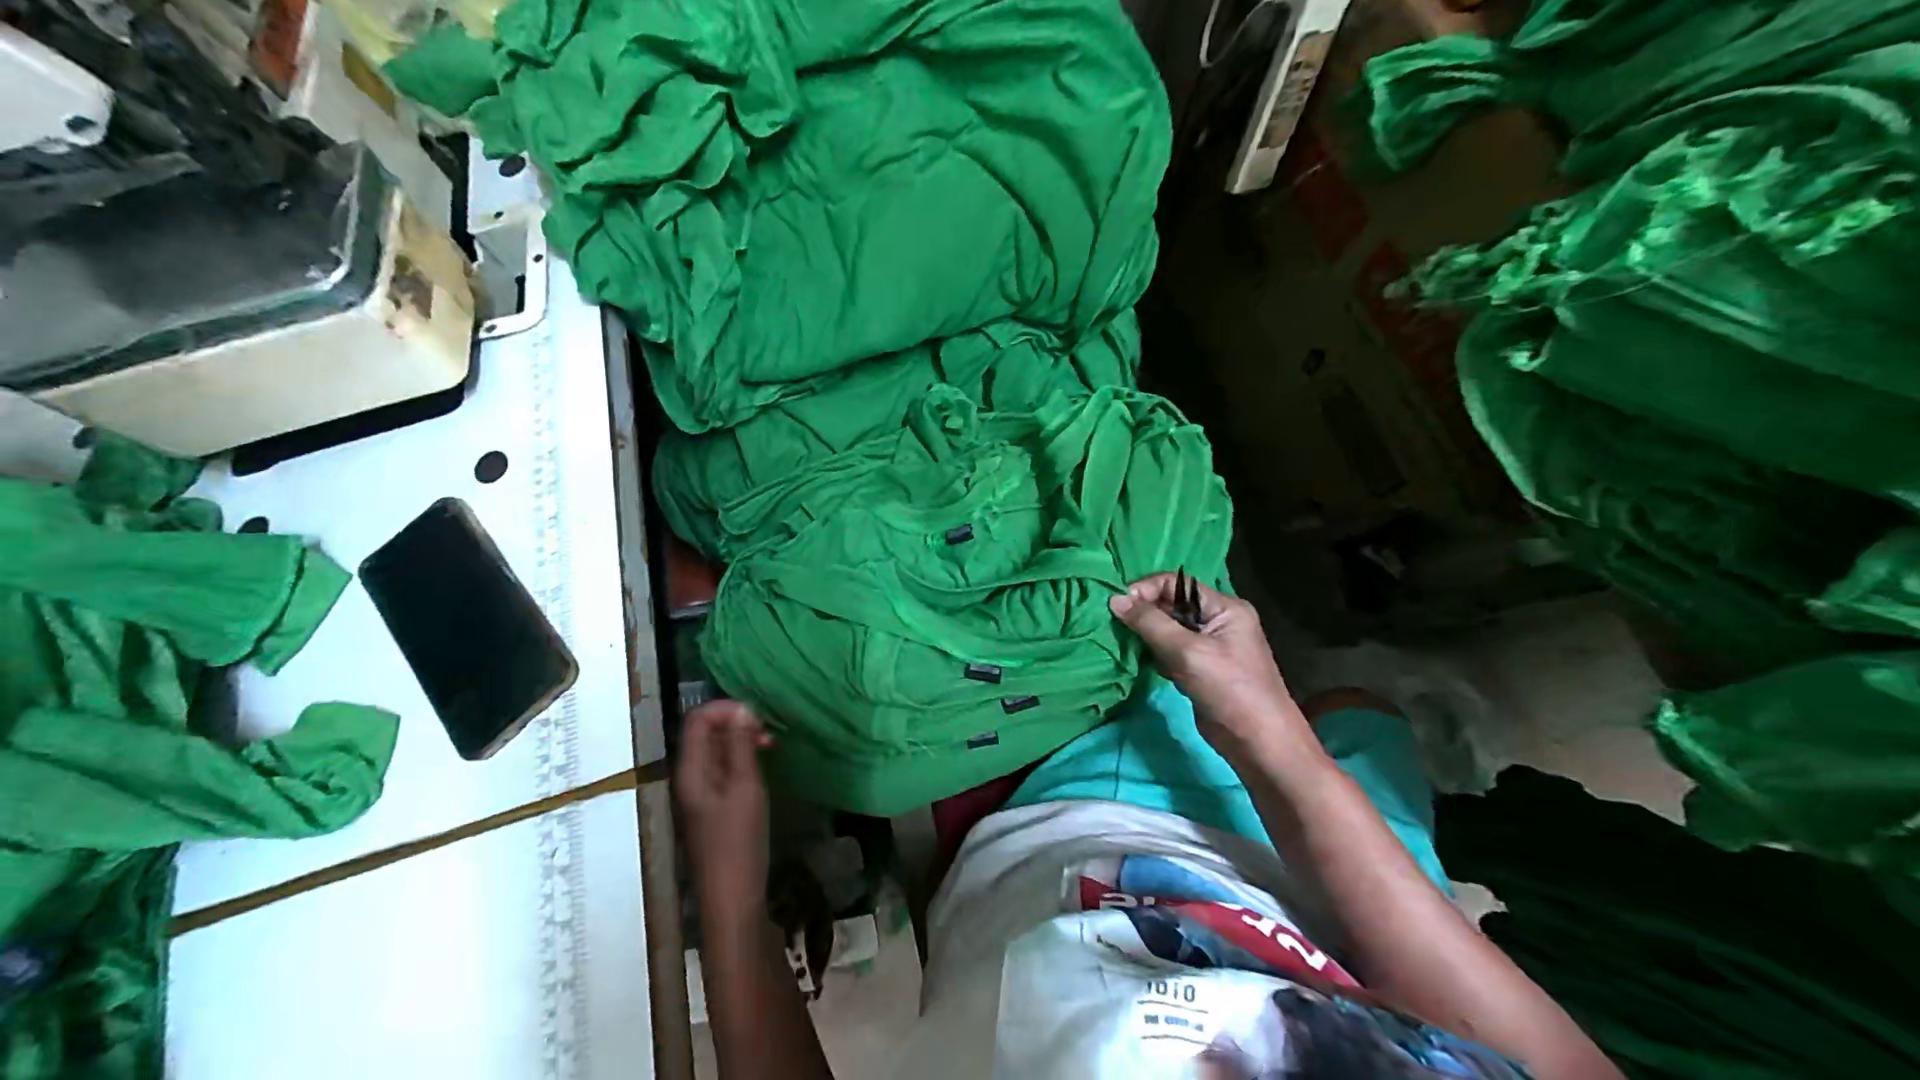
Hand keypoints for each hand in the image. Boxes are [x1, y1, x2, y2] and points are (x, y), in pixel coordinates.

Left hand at [674, 700, 772, 926]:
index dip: (727, 708)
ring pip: (716, 751)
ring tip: (770, 748)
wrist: (732, 900)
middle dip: (737, 723)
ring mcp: (699, 794)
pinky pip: (722, 769)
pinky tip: (762, 769)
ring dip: (741, 741)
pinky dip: (741, 760)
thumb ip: (741, 746)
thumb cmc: (739, 842)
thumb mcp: (746, 787)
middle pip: (705, 733)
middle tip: (769, 734)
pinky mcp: (712, 808)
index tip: (759, 716)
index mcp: (691, 770)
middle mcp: (690, 777)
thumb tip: (743, 709)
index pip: (698, 719)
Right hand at [1109, 573, 1311, 760]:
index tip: (1118, 606)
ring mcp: (1211, 646)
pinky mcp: (1201, 668)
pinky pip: (1172, 651)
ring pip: (1169, 629)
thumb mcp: (1186, 651)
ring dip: (1148, 634)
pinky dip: (1156, 653)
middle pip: (1172, 604)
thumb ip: (1150, 623)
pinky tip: (1143, 662)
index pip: (1177, 583)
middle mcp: (1219, 621)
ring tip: (1125, 642)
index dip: (1146, 589)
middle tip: (1116, 624)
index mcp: (1225, 608)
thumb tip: (1115, 600)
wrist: (1258, 742)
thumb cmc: (1228, 689)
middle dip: (1144, 612)